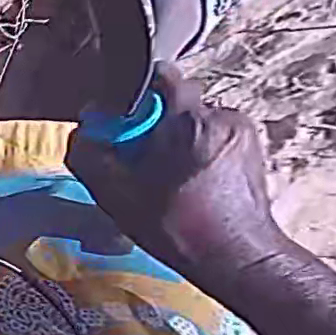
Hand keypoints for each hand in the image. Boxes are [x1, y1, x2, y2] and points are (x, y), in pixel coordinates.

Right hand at [67, 63, 293, 300]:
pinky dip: (183, 150)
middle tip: (128, 160)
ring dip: (164, 140)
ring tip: (153, 176)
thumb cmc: (173, 224)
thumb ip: (88, 153)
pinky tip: (175, 181)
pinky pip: (204, 134)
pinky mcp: (251, 147)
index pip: (160, 78)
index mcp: (191, 123)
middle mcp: (224, 118)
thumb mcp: (112, 191)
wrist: (235, 256)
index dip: (128, 95)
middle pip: (169, 104)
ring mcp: (243, 132)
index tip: (113, 124)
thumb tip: (84, 128)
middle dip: (143, 125)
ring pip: (186, 121)